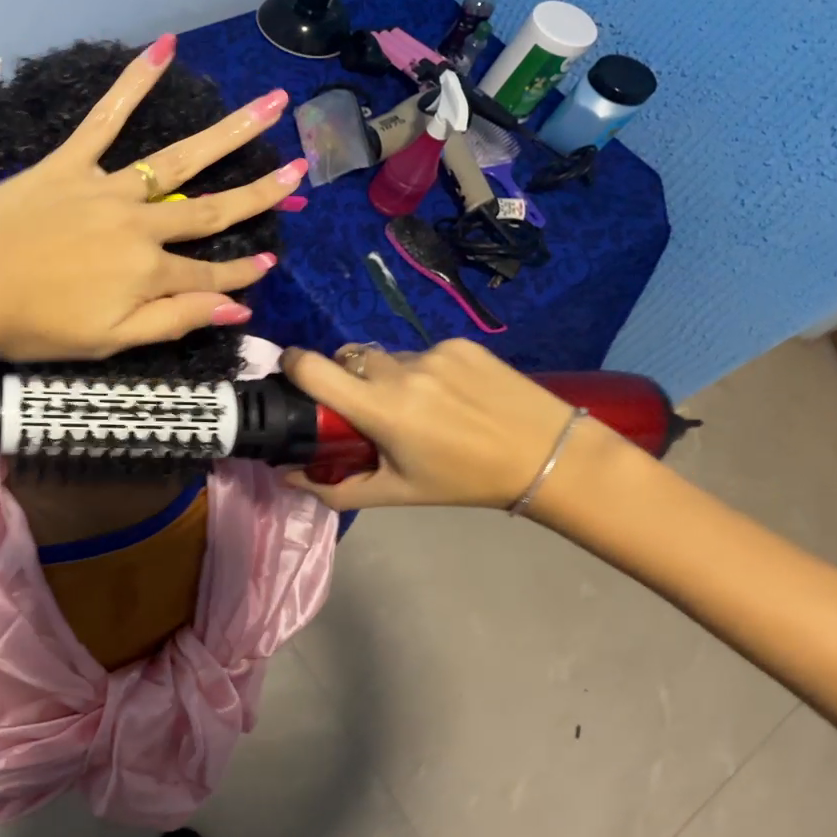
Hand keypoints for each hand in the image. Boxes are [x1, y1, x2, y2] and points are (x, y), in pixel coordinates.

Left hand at [0, 34, 300, 362]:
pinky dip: (133, 84)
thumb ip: (172, 321)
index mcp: (148, 275)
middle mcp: (140, 226)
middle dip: (258, 192)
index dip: (239, 274)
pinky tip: (164, 48)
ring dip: (227, 133)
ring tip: (268, 104)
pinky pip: (105, 119)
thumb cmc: (30, 326)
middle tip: (299, 168)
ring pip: (177, 159)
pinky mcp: (68, 164)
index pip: (208, 276)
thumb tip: (237, 307)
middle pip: (209, 208)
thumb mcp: (107, 340)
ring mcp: (106, 189)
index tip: (270, 262)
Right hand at [281, 339, 585, 511]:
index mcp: (380, 409)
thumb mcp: (398, 493)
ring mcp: (433, 352)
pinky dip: (423, 371)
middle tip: (368, 409)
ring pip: (385, 357)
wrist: (547, 455)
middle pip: (347, 359)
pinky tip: (450, 396)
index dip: (291, 364)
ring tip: (419, 407)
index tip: (290, 373)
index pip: (312, 367)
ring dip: (386, 377)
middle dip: (347, 379)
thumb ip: (337, 489)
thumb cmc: (464, 481)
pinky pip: (421, 353)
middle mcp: (400, 372)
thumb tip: (289, 478)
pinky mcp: (460, 343)